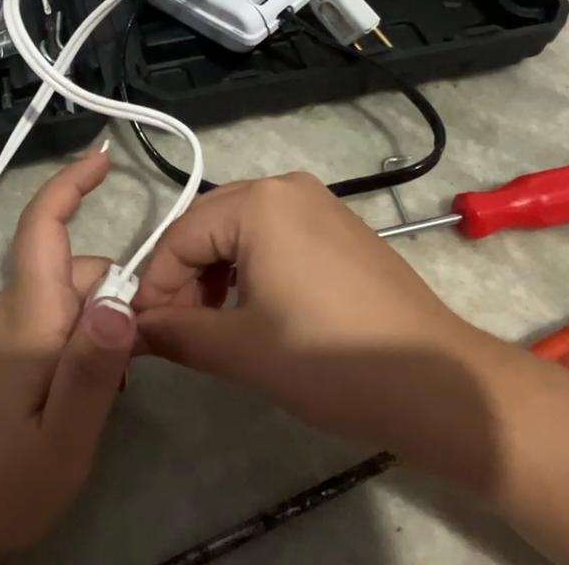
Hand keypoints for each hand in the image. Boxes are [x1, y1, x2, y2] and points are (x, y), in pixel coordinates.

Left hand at [0, 147, 135, 563]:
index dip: (70, 185)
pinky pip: (44, 334)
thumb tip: (122, 296)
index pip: (43, 230)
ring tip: (106, 397)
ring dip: (95, 332)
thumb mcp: (63, 439)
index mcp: (26, 322)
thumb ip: (94, 366)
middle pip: (73, 275)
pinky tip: (75, 403)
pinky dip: (73, 350)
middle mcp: (6, 318)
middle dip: (114, 298)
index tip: (103, 156)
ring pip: (62, 308)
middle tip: (138, 363)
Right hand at [132, 172, 498, 476]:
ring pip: (242, 229)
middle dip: (184, 276)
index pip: (180, 236)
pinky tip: (256, 310)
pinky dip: (252, 267)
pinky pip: (277, 235)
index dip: (154, 286)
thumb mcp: (241, 349)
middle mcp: (288, 187)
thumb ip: (176, 333)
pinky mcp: (342, 227)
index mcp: (259, 203)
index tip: (143, 332)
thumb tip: (133, 329)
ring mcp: (320, 204)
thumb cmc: (329, 360)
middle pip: (208, 224)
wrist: (435, 382)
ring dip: (216, 272)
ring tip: (214, 325)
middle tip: (175, 329)